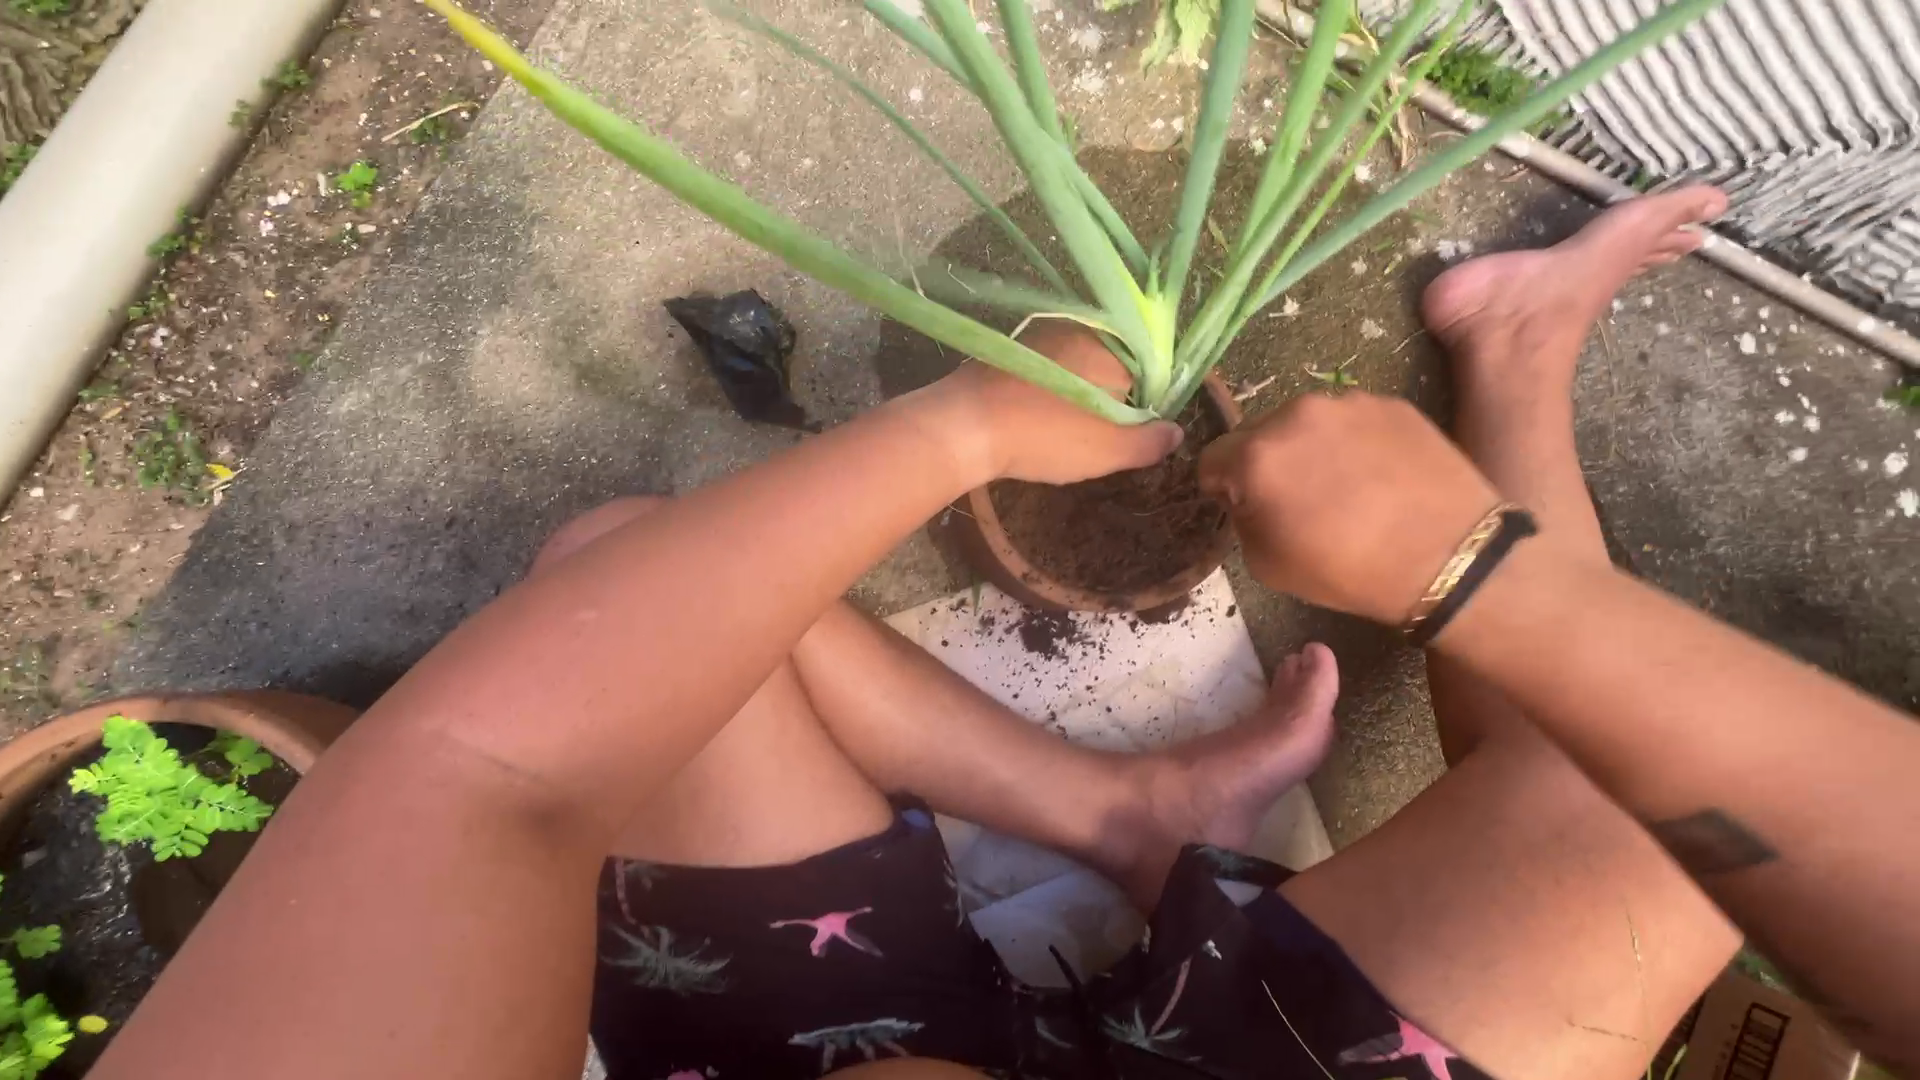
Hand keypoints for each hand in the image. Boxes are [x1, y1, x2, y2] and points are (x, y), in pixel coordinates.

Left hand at [918, 320, 1182, 484]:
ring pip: (1073, 374)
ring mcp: (1037, 337)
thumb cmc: (1046, 435)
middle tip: (1088, 445)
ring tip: (1059, 439)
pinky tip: (1032, 425)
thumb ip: (1149, 442)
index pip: (1146, 376)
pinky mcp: (1006, 353)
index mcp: (1110, 345)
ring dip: (1073, 404)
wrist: (964, 426)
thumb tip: (1176, 433)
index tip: (1124, 441)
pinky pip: (1042, 376)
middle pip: (1109, 371)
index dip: (1141, 413)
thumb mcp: (1109, 450)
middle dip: (1106, 407)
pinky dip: (1044, 399)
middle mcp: (1076, 329)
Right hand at [1198, 392, 1504, 625]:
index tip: (1242, 507)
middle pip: (1257, 434)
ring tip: (1340, 485)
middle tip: (1294, 498)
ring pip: (1304, 423)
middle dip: (1263, 462)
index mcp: (1255, 455)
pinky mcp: (1390, 403)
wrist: (1450, 557)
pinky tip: (1375, 476)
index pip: (1212, 459)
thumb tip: (1251, 499)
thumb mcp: (1266, 563)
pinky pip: (1349, 420)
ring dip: (1306, 447)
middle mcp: (1294, 415)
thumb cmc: (1347, 569)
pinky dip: (1350, 442)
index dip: (1222, 487)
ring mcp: (1347, 403)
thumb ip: (1243, 519)